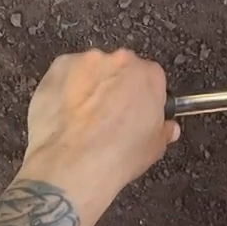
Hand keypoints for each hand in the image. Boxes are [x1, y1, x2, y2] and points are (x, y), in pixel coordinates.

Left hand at [20, 50, 177, 207]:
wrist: (71, 164)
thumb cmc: (116, 156)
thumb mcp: (153, 149)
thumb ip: (163, 130)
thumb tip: (167, 127)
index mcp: (148, 76)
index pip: (152, 78)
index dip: (144, 97)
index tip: (138, 112)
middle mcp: (119, 61)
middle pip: (122, 69)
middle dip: (117, 88)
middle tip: (109, 116)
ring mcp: (86, 61)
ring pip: (92, 70)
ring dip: (91, 87)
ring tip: (82, 118)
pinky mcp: (59, 67)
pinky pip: (66, 73)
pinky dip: (66, 89)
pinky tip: (65, 114)